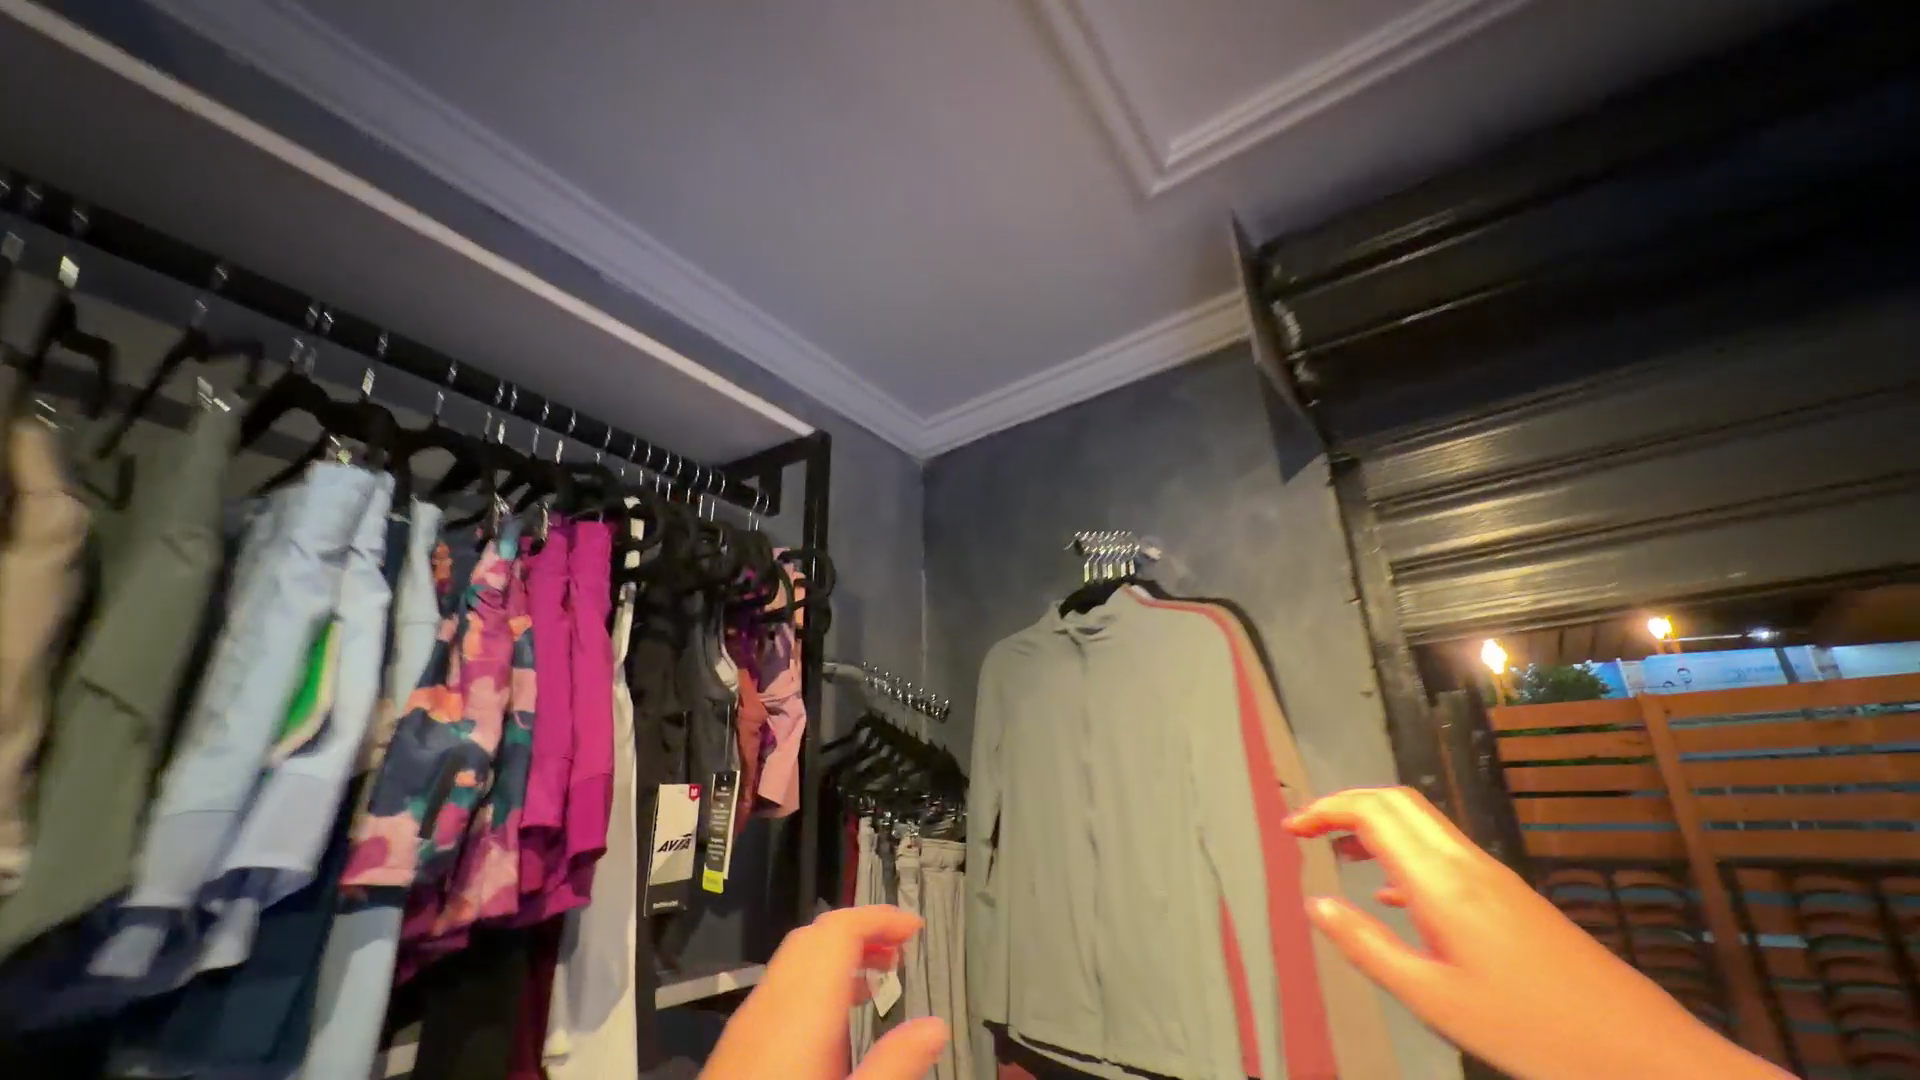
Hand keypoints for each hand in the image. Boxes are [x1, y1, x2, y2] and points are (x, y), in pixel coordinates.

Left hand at [701, 905, 949, 1079]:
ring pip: (795, 960)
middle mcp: (772, 1001)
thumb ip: (894, 1065)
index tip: (915, 927)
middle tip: (902, 950)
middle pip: (816, 937)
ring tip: (879, 978)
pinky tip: (835, 1021)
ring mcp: (749, 1021)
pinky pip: (781, 988)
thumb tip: (937, 1025)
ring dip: (839, 955)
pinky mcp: (738, 1045)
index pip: (839, 930)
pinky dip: (816, 981)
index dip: (879, 917)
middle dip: (862, 930)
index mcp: (802, 1007)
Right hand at [1284, 787, 1790, 1079]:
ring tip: (1337, 853)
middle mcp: (1467, 863)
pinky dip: (1403, 850)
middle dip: (1344, 805)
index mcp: (1442, 881)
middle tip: (1307, 831)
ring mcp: (1494, 876)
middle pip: (1396, 801)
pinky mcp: (1511, 896)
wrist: (1648, 1056)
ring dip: (1373, 824)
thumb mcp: (1434, 999)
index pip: (1372, 810)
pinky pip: (1443, 851)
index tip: (1289, 829)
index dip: (1324, 809)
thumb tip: (1315, 903)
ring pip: (1421, 823)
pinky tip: (1392, 893)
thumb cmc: (1532, 1032)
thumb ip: (1367, 946)